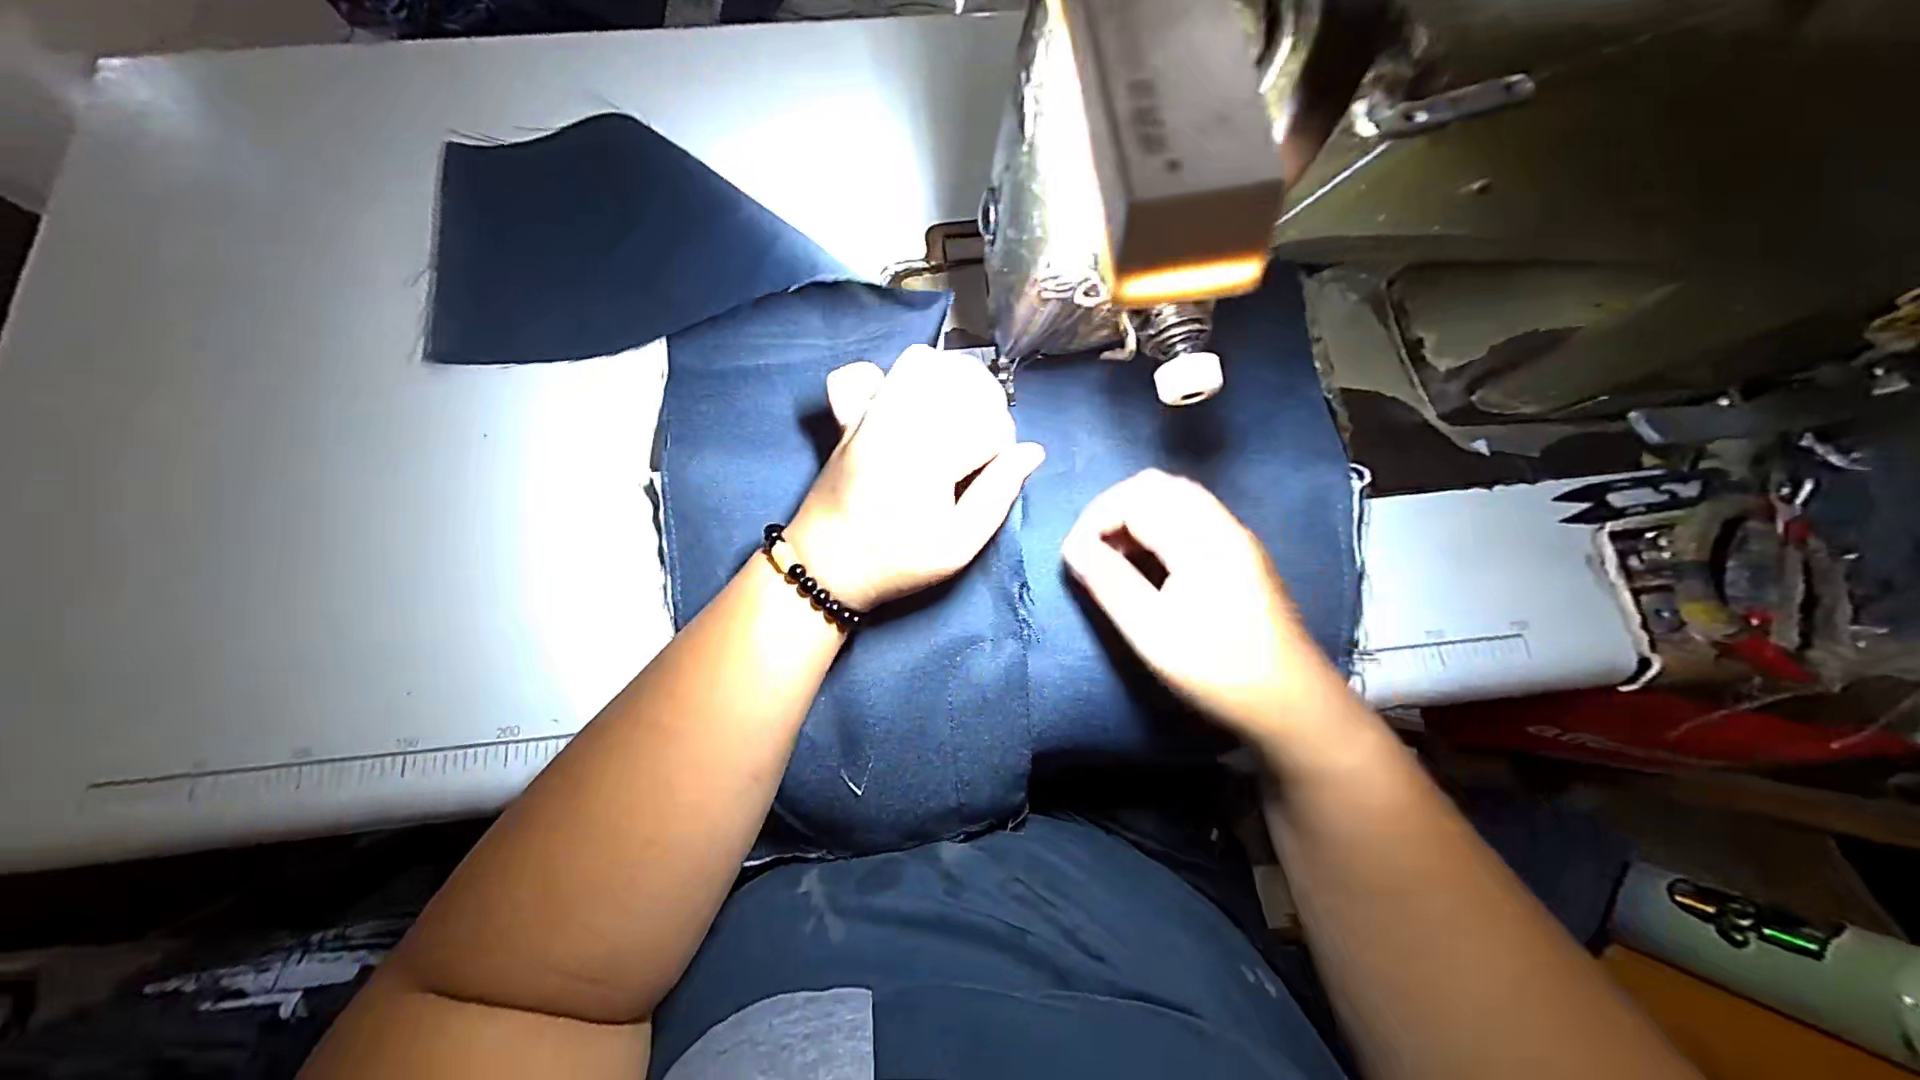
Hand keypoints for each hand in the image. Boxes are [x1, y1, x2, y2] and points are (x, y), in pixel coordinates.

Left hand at [785, 345, 1044, 610]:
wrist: (824, 567)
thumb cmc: (895, 562)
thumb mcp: (958, 545)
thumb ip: (998, 494)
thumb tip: (1032, 452)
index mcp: (930, 454)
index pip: (989, 421)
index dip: (1003, 446)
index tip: (993, 472)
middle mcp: (900, 420)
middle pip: (961, 377)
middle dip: (984, 404)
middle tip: (978, 444)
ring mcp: (870, 412)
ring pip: (920, 361)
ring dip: (949, 380)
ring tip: (953, 416)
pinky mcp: (849, 416)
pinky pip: (866, 372)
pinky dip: (892, 377)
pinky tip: (906, 402)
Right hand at [1061, 469, 1352, 753]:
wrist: (1291, 702)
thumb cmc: (1217, 668)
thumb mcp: (1150, 630)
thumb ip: (1108, 582)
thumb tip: (1073, 549)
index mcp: (1201, 537)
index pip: (1135, 498)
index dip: (1094, 520)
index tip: (1073, 557)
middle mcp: (1221, 524)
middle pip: (1157, 485)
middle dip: (1113, 508)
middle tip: (1089, 547)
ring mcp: (1234, 537)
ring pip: (1175, 498)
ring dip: (1135, 515)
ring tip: (1111, 554)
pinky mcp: (1239, 554)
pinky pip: (1190, 517)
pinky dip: (1157, 526)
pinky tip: (1146, 562)